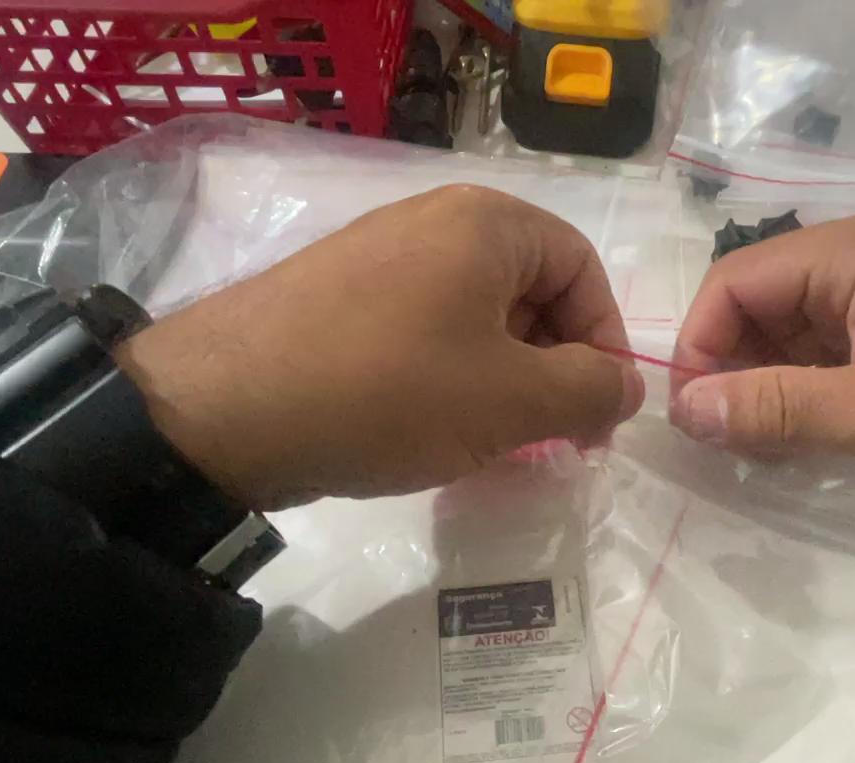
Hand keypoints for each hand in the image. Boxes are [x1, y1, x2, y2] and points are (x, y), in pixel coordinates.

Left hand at [117, 185, 644, 509]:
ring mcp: (380, 260)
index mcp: (487, 225)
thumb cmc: (392, 394)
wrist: (226, 412)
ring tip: (499, 446)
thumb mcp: (513, 400)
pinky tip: (440, 432)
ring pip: (478, 323)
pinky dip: (453, 383)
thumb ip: (591, 390)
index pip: (582, 272)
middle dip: (555, 372)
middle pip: (531, 295)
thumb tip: (629, 386)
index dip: (606, 345)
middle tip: (554, 440)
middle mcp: (434, 223)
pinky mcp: (342, 302)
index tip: (600, 416)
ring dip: (506, 385)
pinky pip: (426, 336)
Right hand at [670, 215, 854, 495]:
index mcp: (848, 256)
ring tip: (765, 452)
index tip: (696, 418)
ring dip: (759, 395)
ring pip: (776, 341)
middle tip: (730, 445)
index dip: (699, 346)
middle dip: (728, 375)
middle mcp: (851, 266)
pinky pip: (811, 363)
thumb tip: (684, 410)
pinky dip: (793, 402)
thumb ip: (775, 407)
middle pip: (749, 310)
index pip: (732, 282)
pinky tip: (797, 445)